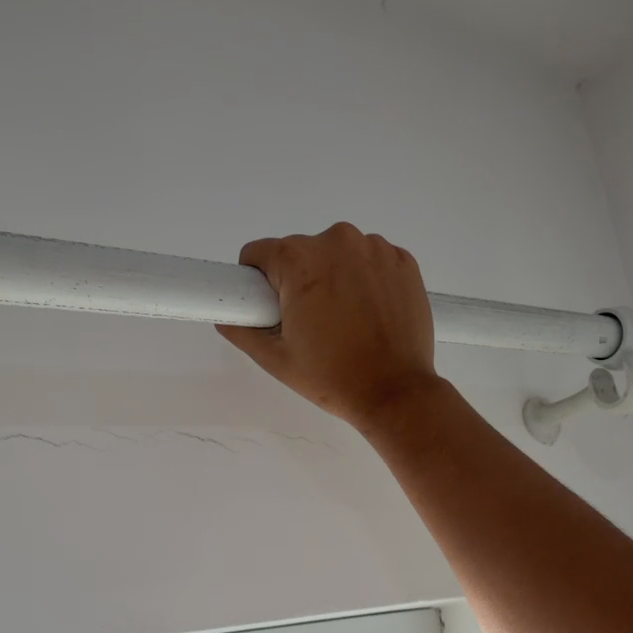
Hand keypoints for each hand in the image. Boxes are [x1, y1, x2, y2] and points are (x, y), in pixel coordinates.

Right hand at [221, 222, 444, 431]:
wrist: (396, 392)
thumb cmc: (335, 377)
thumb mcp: (274, 358)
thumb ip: (240, 328)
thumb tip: (228, 314)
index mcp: (299, 258)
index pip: (260, 254)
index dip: (261, 284)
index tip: (277, 309)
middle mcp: (338, 240)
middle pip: (303, 253)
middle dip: (302, 282)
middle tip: (315, 325)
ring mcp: (376, 249)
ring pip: (340, 255)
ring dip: (338, 279)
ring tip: (348, 323)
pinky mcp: (404, 261)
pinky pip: (373, 262)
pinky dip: (369, 281)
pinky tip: (372, 314)